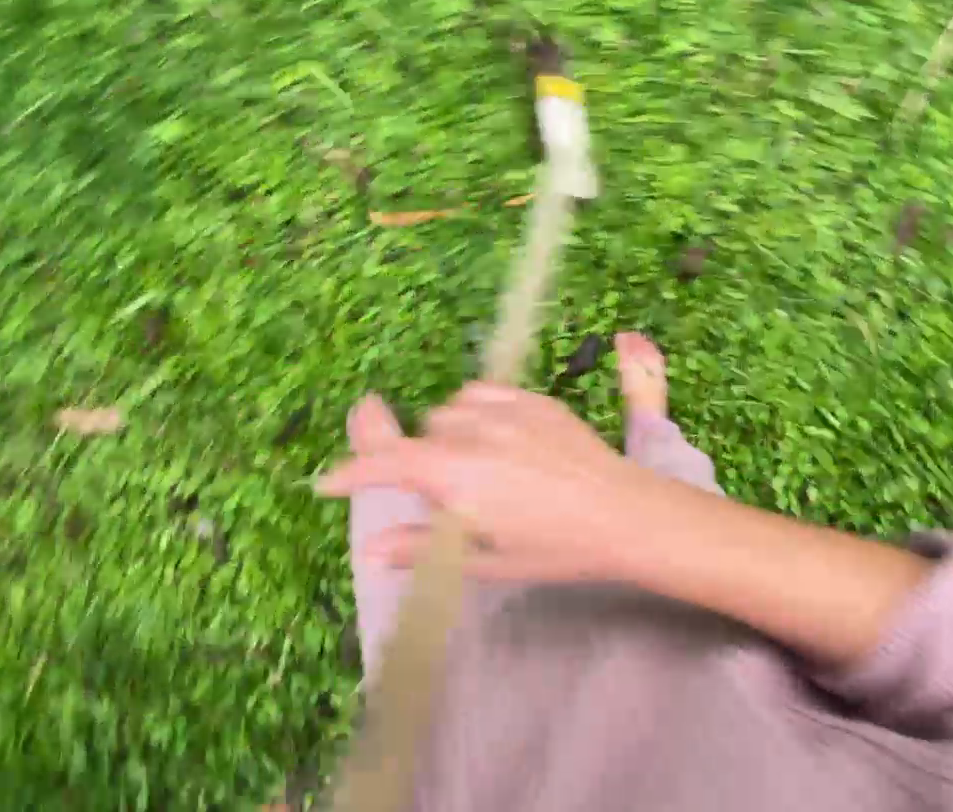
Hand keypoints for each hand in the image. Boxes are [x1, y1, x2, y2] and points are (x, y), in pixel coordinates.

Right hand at [317, 383, 663, 581]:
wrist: (626, 513)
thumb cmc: (556, 548)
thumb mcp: (488, 561)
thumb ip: (425, 549)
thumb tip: (372, 549)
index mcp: (459, 478)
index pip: (388, 465)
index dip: (353, 473)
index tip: (327, 482)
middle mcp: (475, 435)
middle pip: (420, 437)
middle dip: (418, 464)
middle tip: (445, 494)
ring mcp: (506, 410)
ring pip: (448, 412)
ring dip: (446, 436)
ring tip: (473, 465)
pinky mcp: (533, 399)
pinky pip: (481, 392)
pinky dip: (473, 410)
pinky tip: (493, 435)